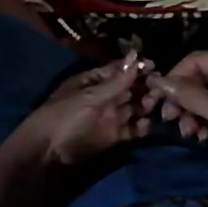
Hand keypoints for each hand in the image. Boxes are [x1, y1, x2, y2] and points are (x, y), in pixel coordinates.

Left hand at [13, 55, 151, 166]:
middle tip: (160, 87)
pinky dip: (142, 125)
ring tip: (153, 104)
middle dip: (145, 87)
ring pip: (134, 107)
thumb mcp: (90, 96)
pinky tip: (147, 123)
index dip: (136, 68)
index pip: (119, 71)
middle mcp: (103, 97)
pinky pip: (132, 128)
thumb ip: (116, 81)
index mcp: (92, 82)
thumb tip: (136, 57)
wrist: (48, 149)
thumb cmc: (64, 115)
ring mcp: (109, 116)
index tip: (155, 66)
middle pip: (130, 88)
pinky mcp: (113, 136)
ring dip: (145, 105)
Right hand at [144, 50, 207, 162]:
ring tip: (187, 131)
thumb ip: (191, 96)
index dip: (175, 78)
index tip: (160, 100)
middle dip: (184, 97)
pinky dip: (206, 113)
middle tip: (170, 119)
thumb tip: (156, 82)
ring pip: (207, 87)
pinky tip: (200, 132)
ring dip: (193, 109)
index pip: (198, 59)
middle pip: (201, 73)